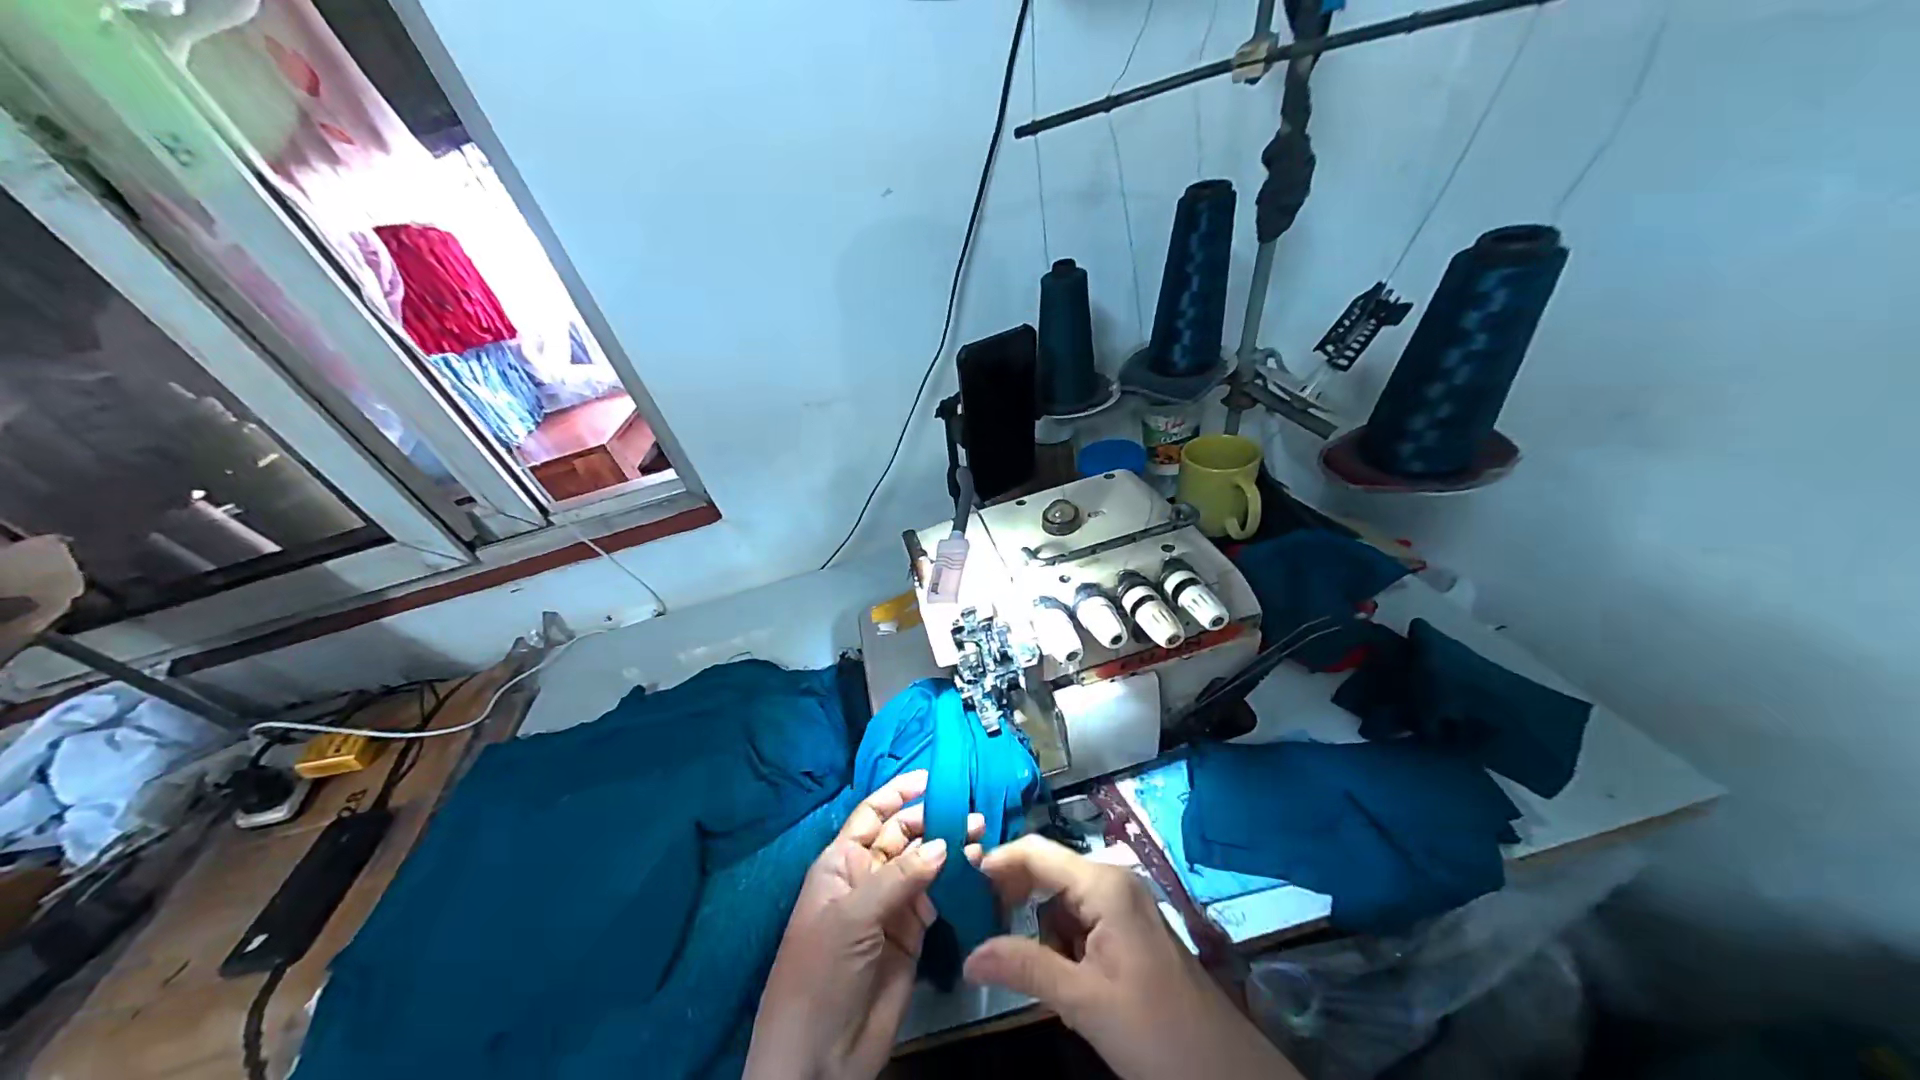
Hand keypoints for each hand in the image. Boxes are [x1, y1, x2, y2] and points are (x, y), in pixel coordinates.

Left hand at [744, 771, 982, 1079]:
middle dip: (933, 820)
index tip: (931, 777)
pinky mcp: (913, 934)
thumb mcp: (852, 917)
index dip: (898, 794)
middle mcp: (867, 877)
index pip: (871, 815)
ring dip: (949, 848)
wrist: (819, 1054)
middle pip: (902, 836)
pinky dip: (955, 881)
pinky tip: (975, 869)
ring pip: (924, 865)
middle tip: (971, 812)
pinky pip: (936, 897)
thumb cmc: (820, 971)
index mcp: (840, 863)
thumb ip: (899, 877)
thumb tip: (943, 844)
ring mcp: (891, 906)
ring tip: (980, 835)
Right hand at [963, 836, 1302, 1079]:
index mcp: (1104, 885)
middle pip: (1047, 872)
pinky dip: (1059, 940)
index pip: (1036, 853)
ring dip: (1035, 925)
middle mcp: (1113, 883)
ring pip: (1060, 901)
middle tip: (978, 926)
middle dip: (1012, 897)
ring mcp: (1123, 907)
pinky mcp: (1127, 931)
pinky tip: (1054, 974)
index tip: (959, 885)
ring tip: (1012, 960)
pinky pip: (1079, 921)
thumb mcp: (1084, 1001)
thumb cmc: (1157, 1031)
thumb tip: (968, 955)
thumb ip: (1024, 968)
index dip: (996, 862)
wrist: (1228, 1072)